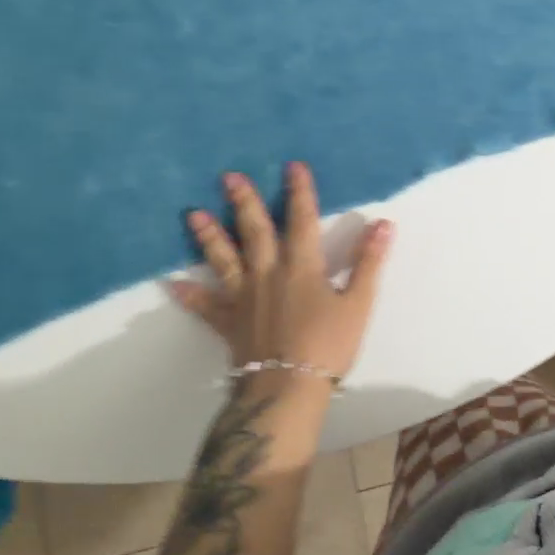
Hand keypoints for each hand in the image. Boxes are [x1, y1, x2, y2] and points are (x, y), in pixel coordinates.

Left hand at [169, 162, 392, 386]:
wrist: (286, 388)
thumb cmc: (328, 345)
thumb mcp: (359, 302)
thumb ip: (369, 262)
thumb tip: (383, 224)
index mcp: (302, 266)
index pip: (302, 219)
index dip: (299, 192)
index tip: (293, 166)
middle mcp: (268, 273)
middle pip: (254, 231)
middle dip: (244, 202)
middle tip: (228, 177)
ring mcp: (243, 297)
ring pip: (224, 259)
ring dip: (209, 235)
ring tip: (193, 214)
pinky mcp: (228, 322)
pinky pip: (205, 305)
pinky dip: (189, 294)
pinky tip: (171, 284)